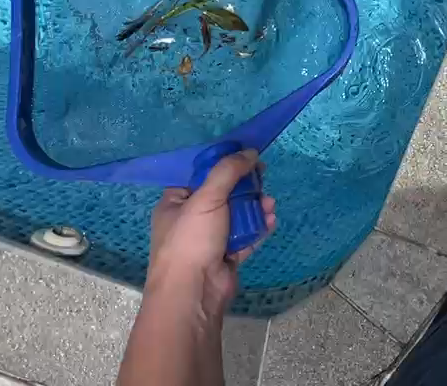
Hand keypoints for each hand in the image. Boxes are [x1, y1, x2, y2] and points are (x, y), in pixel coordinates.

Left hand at [145, 150, 277, 314]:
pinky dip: (259, 226)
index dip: (222, 163)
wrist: (194, 294)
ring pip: (238, 212)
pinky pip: (246, 233)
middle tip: (262, 177)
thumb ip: (228, 171)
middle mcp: (191, 219)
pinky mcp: (226, 254)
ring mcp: (209, 238)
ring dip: (257, 206)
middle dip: (246, 186)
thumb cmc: (191, 241)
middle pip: (224, 192)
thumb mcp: (207, 197)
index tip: (244, 155)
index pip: (198, 175)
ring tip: (270, 204)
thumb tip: (250, 152)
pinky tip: (270, 220)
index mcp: (175, 204)